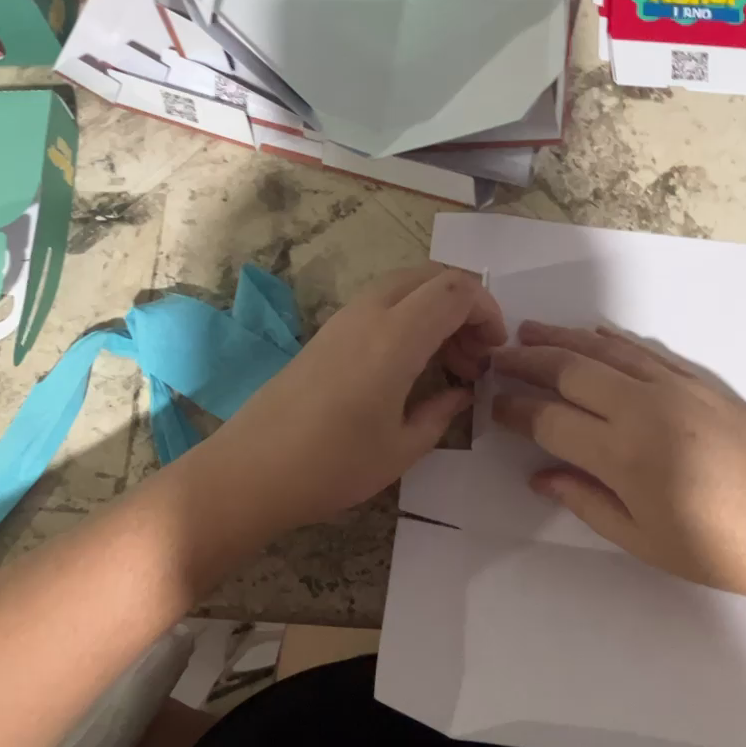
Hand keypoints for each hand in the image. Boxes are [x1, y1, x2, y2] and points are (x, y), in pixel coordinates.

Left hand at [190, 264, 505, 533]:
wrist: (251, 470)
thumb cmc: (332, 465)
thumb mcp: (401, 449)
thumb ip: (441, 412)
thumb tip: (461, 392)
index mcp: (395, 336)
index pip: (456, 290)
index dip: (488, 311)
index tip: (495, 352)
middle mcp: (369, 313)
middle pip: (431, 276)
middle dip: (465, 304)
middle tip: (474, 356)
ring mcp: (343, 319)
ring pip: (404, 286)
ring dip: (435, 310)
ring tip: (447, 365)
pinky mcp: (326, 333)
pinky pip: (380, 303)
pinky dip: (408, 318)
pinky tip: (409, 366)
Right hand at [490, 321, 745, 606]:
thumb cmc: (718, 550)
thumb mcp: (641, 539)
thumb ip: (584, 501)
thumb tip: (539, 476)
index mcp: (621, 453)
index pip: (549, 419)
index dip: (516, 411)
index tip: (494, 406)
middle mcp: (642, 408)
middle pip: (569, 371)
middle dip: (526, 362)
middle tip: (496, 358)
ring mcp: (674, 388)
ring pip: (603, 351)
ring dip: (561, 339)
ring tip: (527, 332)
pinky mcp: (702, 383)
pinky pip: (644, 351)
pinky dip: (610, 340)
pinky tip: (593, 335)